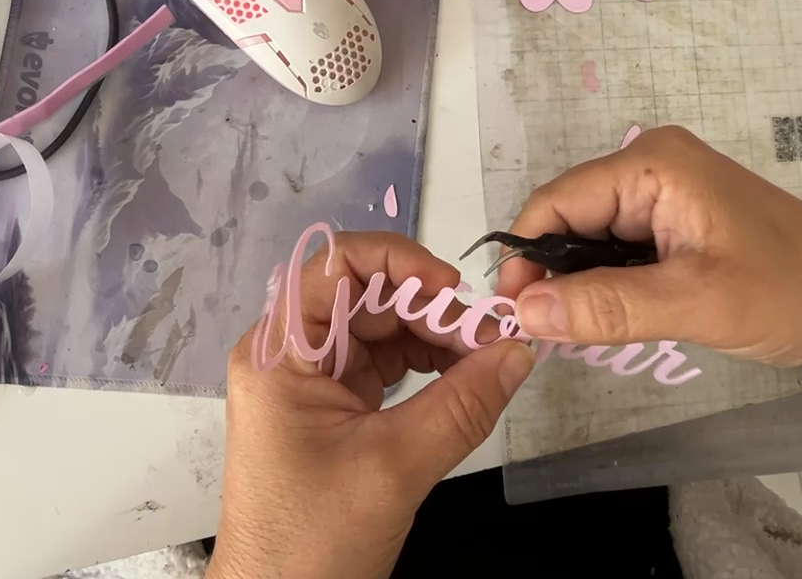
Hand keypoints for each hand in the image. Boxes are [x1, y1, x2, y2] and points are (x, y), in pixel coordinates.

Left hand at [210, 233, 535, 578]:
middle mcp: (291, 349)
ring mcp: (312, 375)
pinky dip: (423, 361)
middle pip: (364, 295)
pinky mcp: (333, 401)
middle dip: (427, 306)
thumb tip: (520, 350)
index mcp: (282, 349)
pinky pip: (382, 360)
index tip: (450, 287)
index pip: (336, 266)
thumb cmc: (314, 540)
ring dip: (431, 334)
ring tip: (482, 355)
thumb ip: (463, 405)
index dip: (396, 260)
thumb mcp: (394, 468)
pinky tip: (460, 372)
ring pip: (378, 325)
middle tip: (486, 334)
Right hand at [493, 127, 801, 474]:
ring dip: (580, 278)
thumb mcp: (694, 303)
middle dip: (553, 270)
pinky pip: (620, 242)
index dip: (526, 254)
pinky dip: (607, 278)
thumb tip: (521, 311)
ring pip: (592, 232)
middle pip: (571, 214)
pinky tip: (611, 312)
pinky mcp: (676, 214)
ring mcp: (664, 187)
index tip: (513, 313)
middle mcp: (649, 163)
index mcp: (650, 163)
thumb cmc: (791, 295)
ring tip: (580, 328)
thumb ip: (604, 306)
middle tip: (548, 332)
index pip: (557, 200)